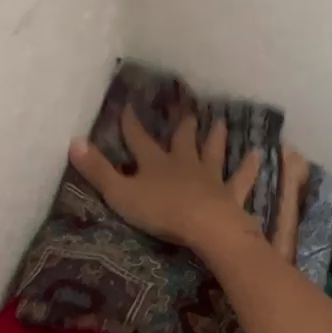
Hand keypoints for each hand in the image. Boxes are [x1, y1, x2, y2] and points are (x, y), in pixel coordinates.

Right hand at [70, 109, 262, 248]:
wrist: (205, 226)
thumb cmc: (160, 211)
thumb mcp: (120, 193)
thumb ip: (98, 171)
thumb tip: (73, 141)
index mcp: (155, 163)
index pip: (139, 139)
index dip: (131, 124)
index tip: (128, 106)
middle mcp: (184, 164)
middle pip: (182, 141)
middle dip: (183, 126)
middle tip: (189, 111)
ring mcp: (210, 178)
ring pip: (213, 153)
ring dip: (216, 138)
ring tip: (221, 122)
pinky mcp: (230, 195)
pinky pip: (240, 179)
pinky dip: (248, 167)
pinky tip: (258, 155)